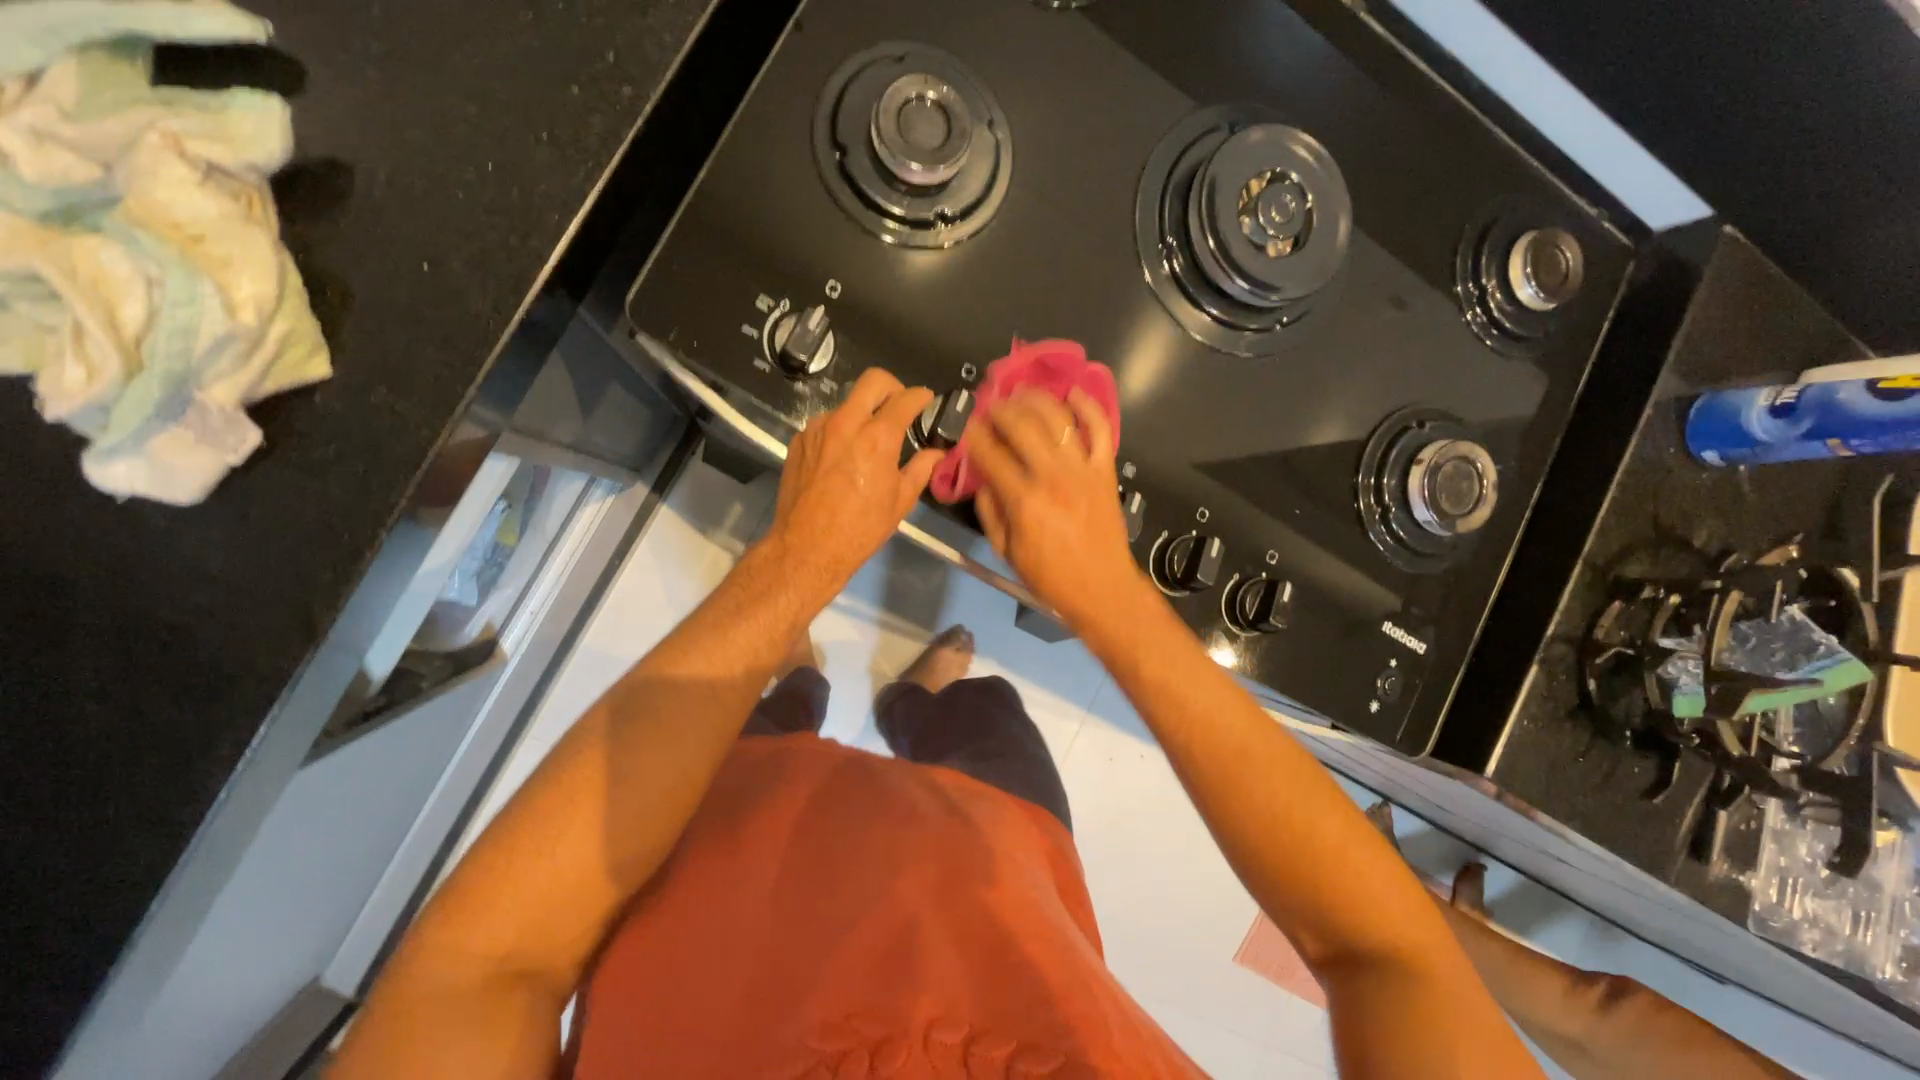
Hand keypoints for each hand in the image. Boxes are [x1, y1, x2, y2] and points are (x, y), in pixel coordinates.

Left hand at [763, 368, 941, 596]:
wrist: (807, 547)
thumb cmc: (861, 529)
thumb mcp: (900, 501)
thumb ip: (921, 469)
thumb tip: (937, 453)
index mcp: (877, 438)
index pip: (905, 399)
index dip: (921, 396)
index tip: (926, 400)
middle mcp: (846, 423)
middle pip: (873, 380)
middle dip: (892, 387)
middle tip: (899, 406)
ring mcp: (818, 429)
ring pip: (846, 404)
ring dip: (862, 413)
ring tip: (866, 442)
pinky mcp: (799, 440)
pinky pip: (826, 424)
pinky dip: (840, 432)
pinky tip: (841, 458)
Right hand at [966, 386, 1148, 630]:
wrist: (1103, 588)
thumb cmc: (1050, 576)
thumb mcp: (1006, 551)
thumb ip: (990, 512)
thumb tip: (981, 479)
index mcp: (1024, 501)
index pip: (991, 454)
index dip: (975, 435)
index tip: (969, 426)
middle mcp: (1052, 477)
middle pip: (1021, 425)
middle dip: (1001, 410)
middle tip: (991, 406)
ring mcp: (1083, 470)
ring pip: (1057, 418)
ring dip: (1035, 399)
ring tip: (1021, 395)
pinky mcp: (1105, 470)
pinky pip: (1100, 429)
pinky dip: (1087, 407)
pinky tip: (1072, 394)